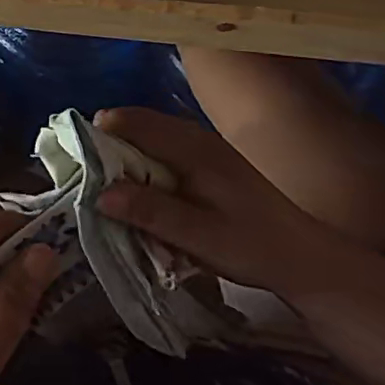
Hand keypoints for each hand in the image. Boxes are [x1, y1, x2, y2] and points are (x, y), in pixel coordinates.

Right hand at [93, 107, 370, 300]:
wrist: (311, 264)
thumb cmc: (256, 248)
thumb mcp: (202, 238)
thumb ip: (152, 212)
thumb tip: (97, 193)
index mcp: (190, 146)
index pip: (126, 120)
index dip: (94, 136)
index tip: (74, 165)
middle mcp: (189, 135)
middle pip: (128, 126)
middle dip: (102, 150)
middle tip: (86, 184)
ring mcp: (195, 145)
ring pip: (139, 139)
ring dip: (119, 161)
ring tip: (107, 193)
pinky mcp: (199, 161)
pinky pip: (153, 152)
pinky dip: (137, 168)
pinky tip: (138, 197)